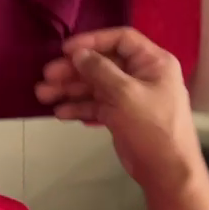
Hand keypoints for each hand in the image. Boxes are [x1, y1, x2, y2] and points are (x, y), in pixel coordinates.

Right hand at [35, 27, 201, 192]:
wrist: (165, 169)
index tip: (65, 50)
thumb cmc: (151, 126)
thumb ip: (99, 70)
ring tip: (43, 96)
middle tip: (46, 77)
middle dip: (73, 70)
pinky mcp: (119, 115)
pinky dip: (78, 108)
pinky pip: (94, 105)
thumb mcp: (125, 93)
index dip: (92, 41)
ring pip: (94, 86)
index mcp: (152, 63)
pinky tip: (60, 114)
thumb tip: (78, 54)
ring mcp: (128, 96)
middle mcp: (140, 75)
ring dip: (69, 90)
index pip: (121, 40)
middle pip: (101, 64)